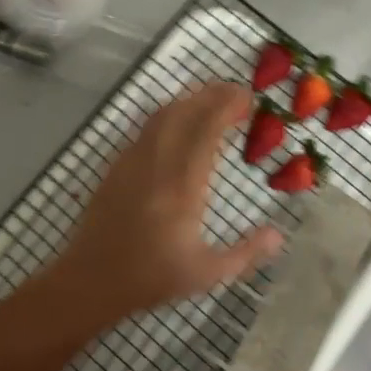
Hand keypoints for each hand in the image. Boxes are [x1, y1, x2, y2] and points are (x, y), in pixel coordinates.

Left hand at [46, 83, 283, 325]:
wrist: (91, 279)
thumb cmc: (152, 278)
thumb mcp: (207, 273)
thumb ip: (246, 252)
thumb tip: (278, 234)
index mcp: (183, 187)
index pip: (206, 131)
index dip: (226, 107)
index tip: (247, 97)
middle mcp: (156, 165)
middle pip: (183, 113)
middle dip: (210, 95)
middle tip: (234, 91)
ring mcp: (131, 162)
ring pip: (160, 117)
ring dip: (187, 101)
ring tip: (209, 99)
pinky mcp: (115, 167)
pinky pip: (143, 130)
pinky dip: (164, 116)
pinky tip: (175, 123)